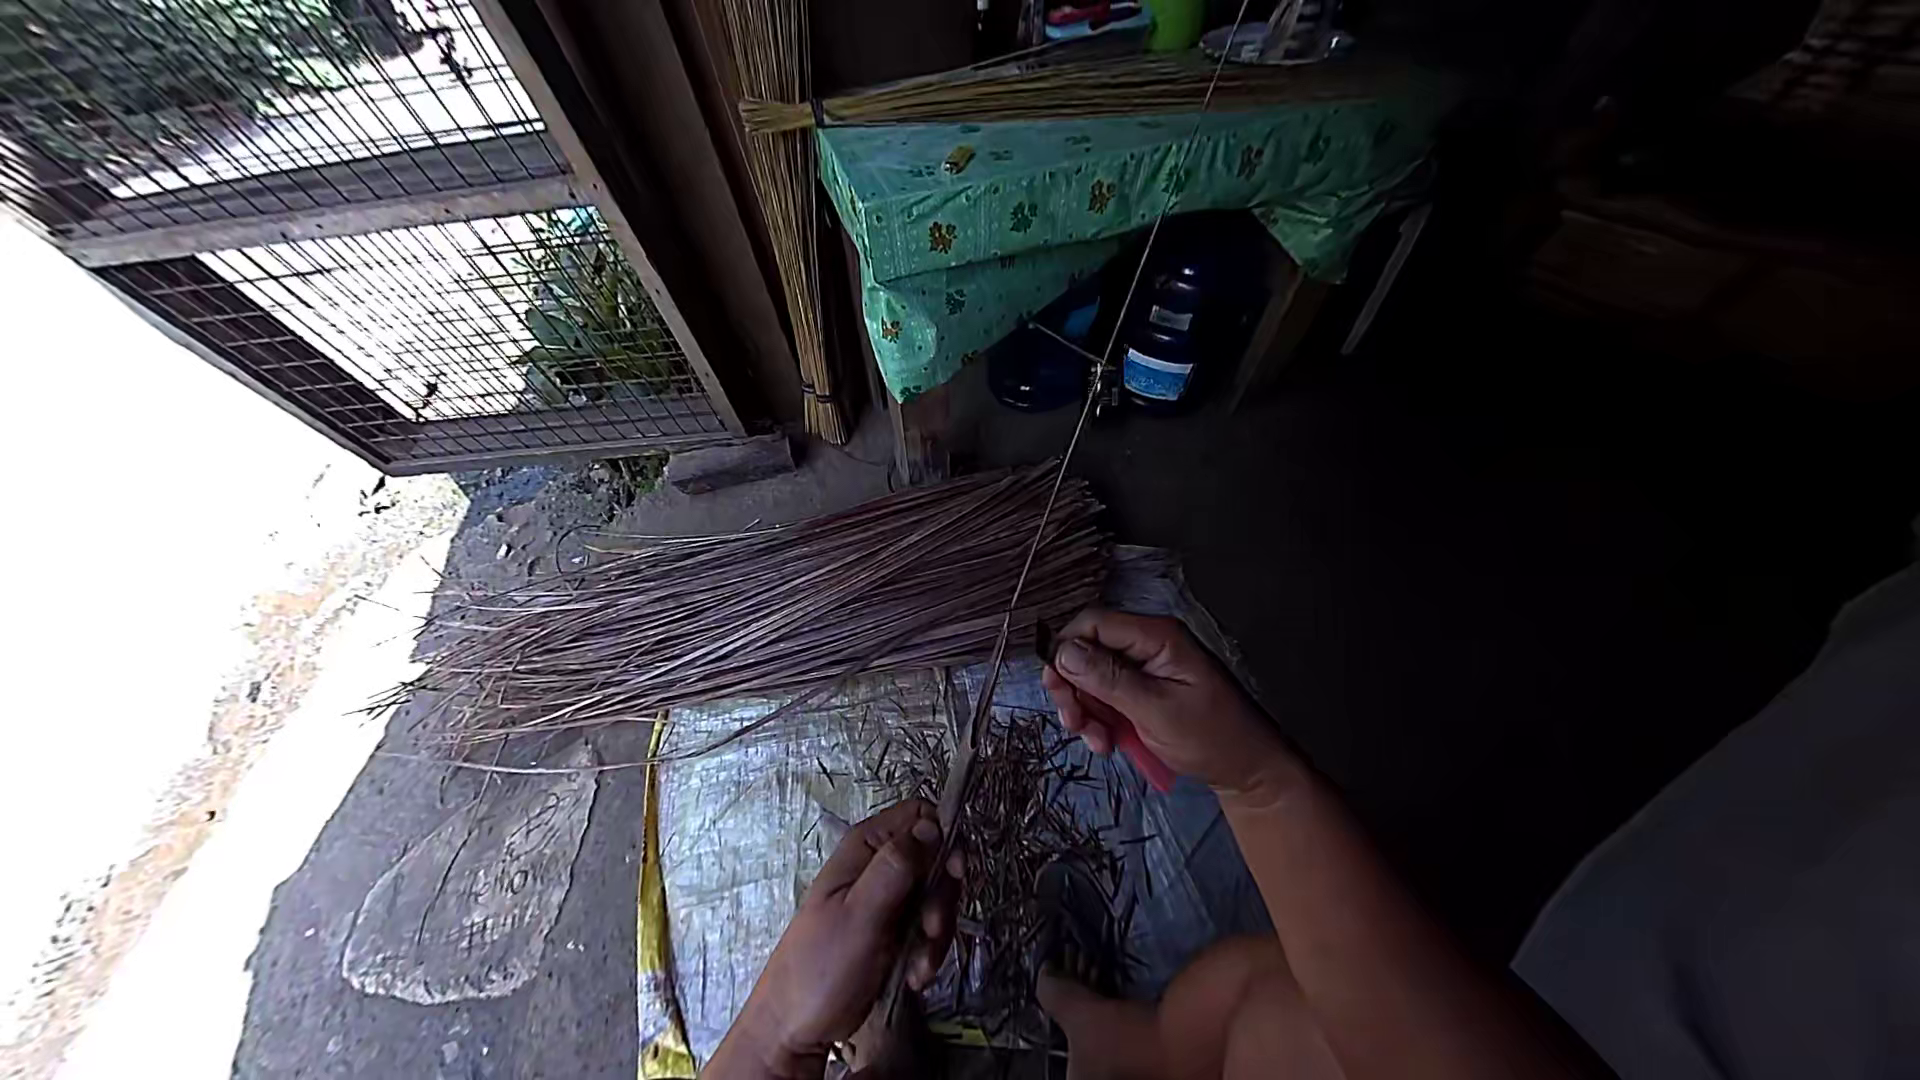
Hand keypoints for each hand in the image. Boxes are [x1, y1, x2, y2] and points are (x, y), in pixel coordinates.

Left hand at [710, 800, 963, 1077]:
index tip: (954, 872)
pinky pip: (928, 927)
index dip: (943, 837)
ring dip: (937, 931)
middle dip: (942, 896)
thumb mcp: (860, 913)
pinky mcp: (895, 929)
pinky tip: (915, 975)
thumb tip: (931, 826)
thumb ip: (896, 865)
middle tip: (930, 929)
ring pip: (936, 894)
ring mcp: (887, 897)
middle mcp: (879, 863)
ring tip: (920, 964)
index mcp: (866, 846)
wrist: (794, 1029)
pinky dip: (929, 951)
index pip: (919, 815)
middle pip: (935, 857)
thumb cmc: (821, 966)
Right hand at [1041, 609, 1303, 805]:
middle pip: (1085, 650)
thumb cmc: (1211, 737)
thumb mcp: (1157, 710)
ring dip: (1084, 710)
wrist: (1248, 771)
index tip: (1057, 686)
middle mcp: (1144, 644)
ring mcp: (1140, 669)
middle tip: (1073, 722)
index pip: (1093, 622)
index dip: (1067, 649)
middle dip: (1073, 687)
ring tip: (1097, 741)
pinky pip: (1102, 698)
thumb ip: (1109, 679)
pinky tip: (1106, 742)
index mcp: (1155, 635)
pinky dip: (1097, 720)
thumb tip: (1063, 651)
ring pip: (1088, 678)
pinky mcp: (1138, 691)